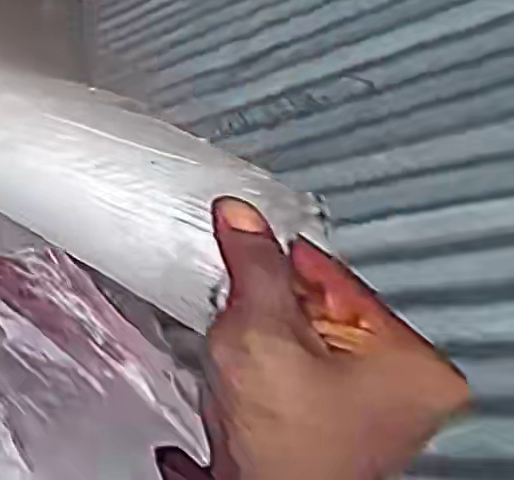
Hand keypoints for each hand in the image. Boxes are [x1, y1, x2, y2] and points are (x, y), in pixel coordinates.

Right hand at [178, 197, 467, 479]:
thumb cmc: (284, 426)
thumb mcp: (260, 325)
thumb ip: (253, 264)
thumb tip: (241, 215)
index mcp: (412, 358)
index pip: (327, 270)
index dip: (269, 256)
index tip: (230, 242)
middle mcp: (404, 377)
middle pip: (311, 297)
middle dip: (258, 293)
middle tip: (233, 308)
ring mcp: (366, 394)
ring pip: (293, 322)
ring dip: (251, 318)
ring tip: (234, 338)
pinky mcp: (326, 401)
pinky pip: (286, 346)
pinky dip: (253, 340)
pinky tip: (238, 355)